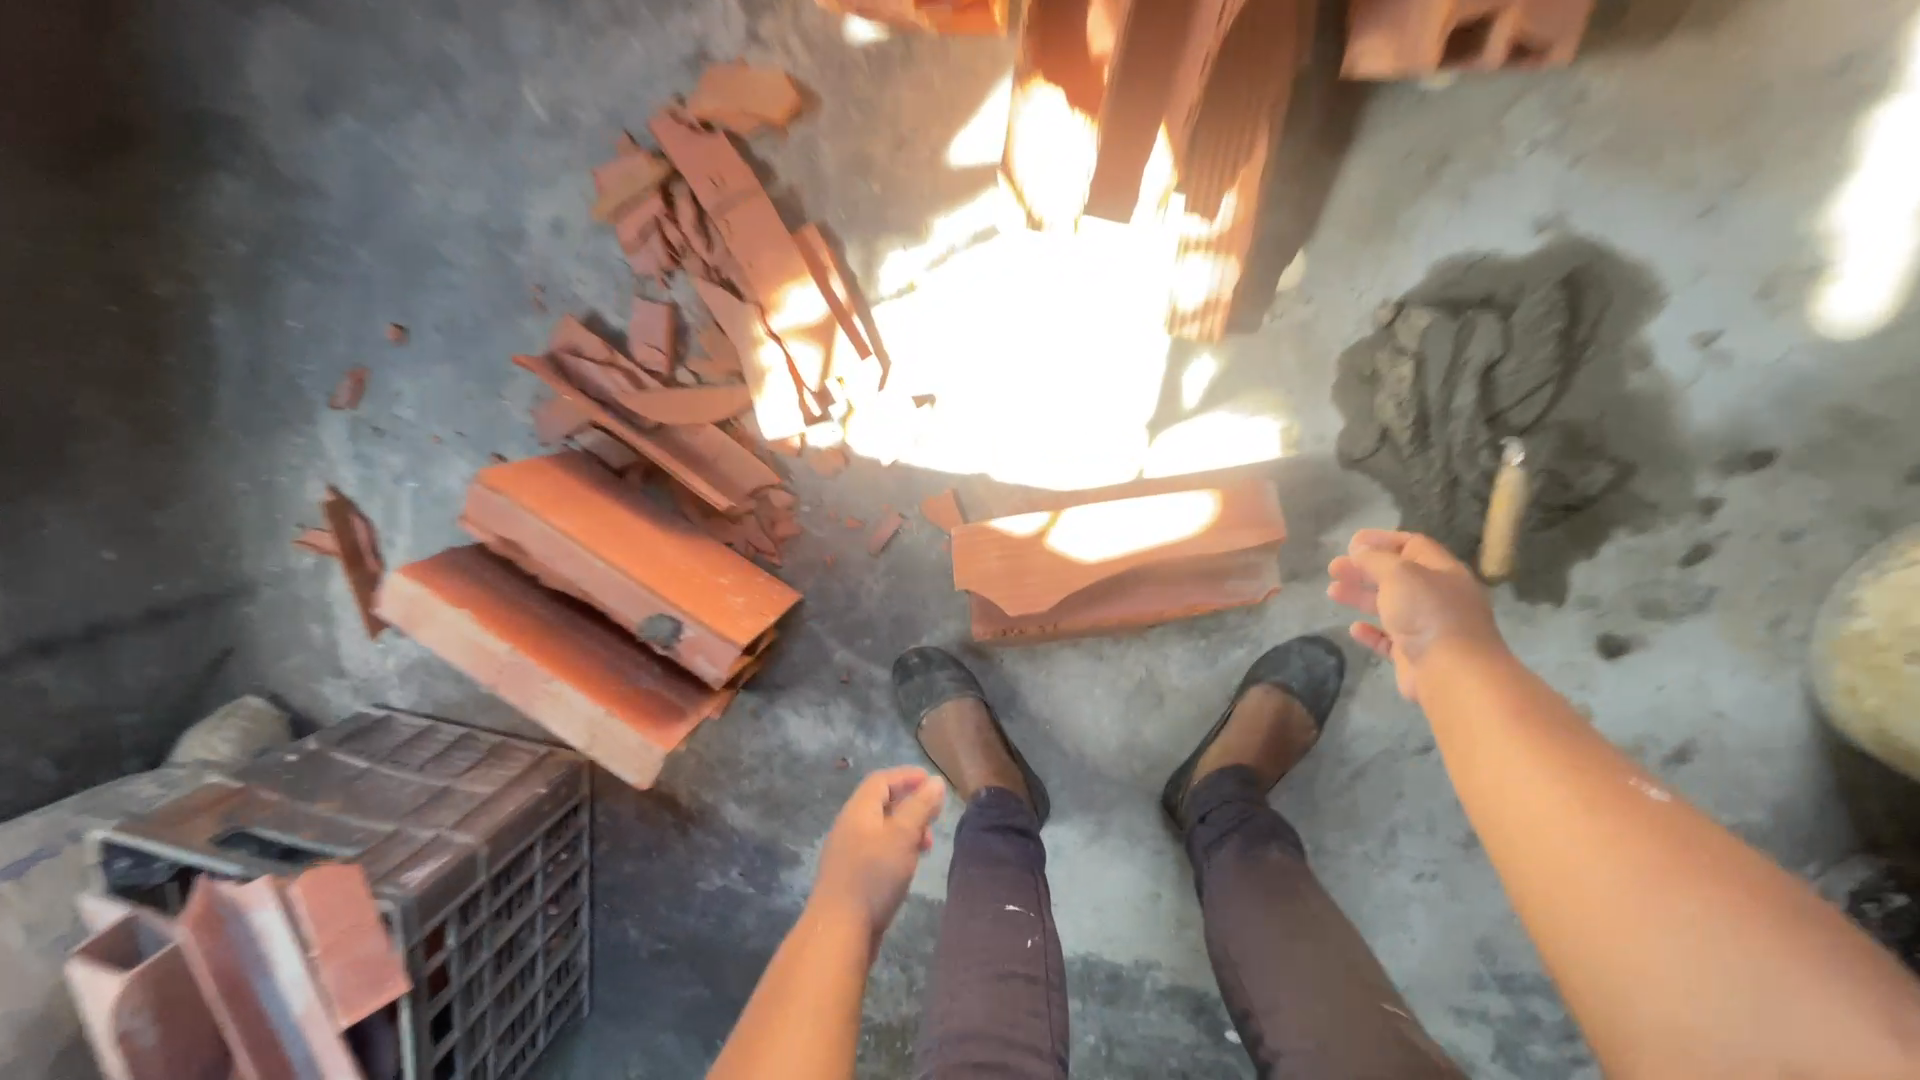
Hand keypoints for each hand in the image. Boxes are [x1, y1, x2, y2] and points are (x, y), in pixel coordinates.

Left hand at [812, 766, 947, 940]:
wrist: (839, 930)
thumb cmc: (873, 876)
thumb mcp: (903, 836)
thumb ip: (919, 806)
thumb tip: (934, 781)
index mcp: (858, 810)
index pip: (881, 780)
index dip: (906, 776)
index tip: (932, 781)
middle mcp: (850, 826)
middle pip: (881, 803)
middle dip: (911, 804)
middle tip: (935, 816)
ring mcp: (848, 852)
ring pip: (881, 829)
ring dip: (906, 829)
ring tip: (927, 845)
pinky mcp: (851, 876)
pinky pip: (878, 850)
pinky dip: (898, 848)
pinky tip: (909, 866)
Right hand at [1327, 529, 1505, 702]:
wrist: (1453, 672)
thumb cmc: (1428, 613)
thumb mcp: (1400, 574)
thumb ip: (1376, 559)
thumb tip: (1359, 548)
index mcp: (1442, 572)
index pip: (1412, 546)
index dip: (1382, 541)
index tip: (1351, 543)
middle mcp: (1437, 597)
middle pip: (1396, 576)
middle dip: (1363, 569)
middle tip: (1334, 569)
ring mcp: (1427, 627)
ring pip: (1389, 606)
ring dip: (1361, 597)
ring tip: (1332, 592)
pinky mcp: (1415, 654)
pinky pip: (1389, 639)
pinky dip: (1371, 632)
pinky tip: (1354, 629)